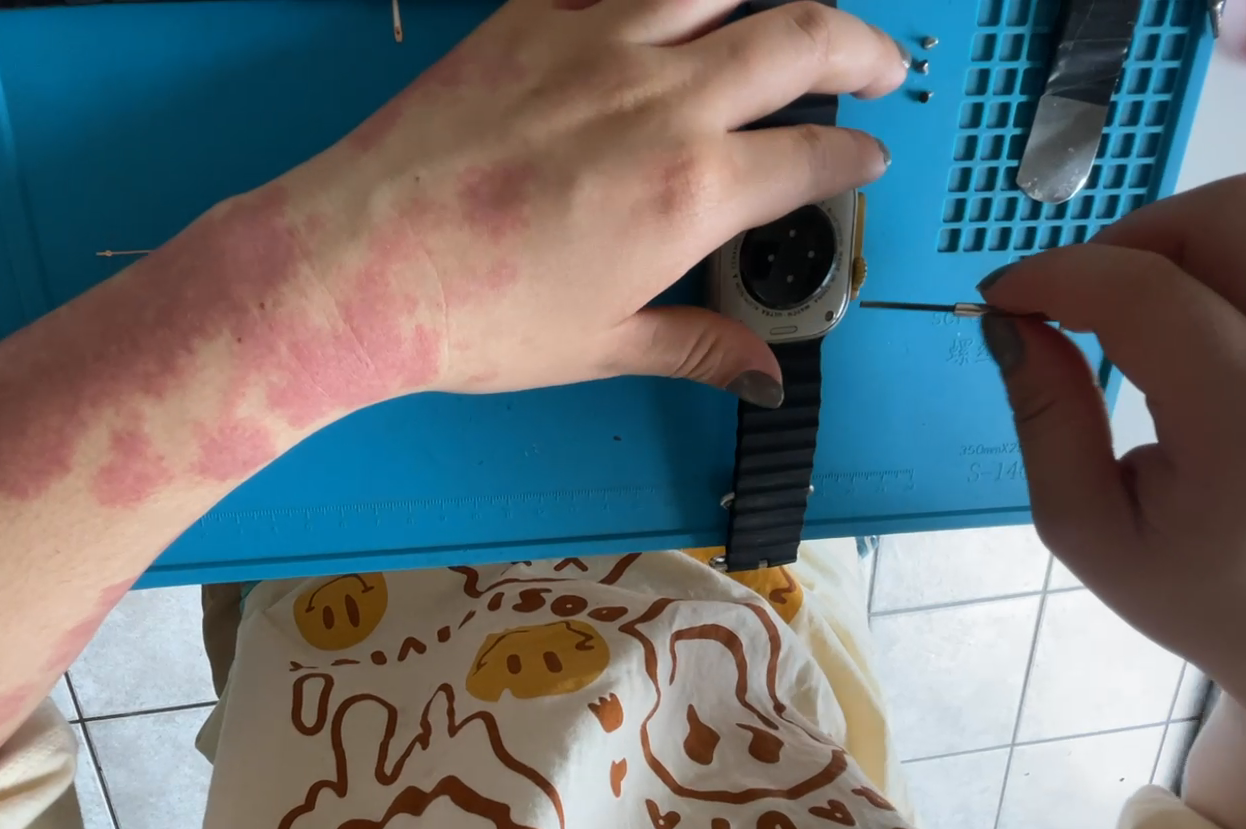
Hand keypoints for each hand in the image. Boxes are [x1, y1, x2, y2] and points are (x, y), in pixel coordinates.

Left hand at [222, 0, 906, 412]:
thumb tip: (760, 376)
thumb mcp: (601, 346)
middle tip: (884, 66)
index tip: (863, 164)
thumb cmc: (472, 317)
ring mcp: (595, 42)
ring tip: (802, 16)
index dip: (852, 161)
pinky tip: (677, 6)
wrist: (360, 267)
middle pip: (802, 33)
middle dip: (864, 46)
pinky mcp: (533, 18)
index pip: (810, 159)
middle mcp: (658, 99)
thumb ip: (696, 347)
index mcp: (685, 191)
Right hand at [979, 175, 1245, 754]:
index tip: (1004, 296)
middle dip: (1123, 238)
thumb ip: (1046, 417)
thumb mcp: (1088, 528)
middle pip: (1232, 211)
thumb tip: (1011, 326)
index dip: (1049, 274)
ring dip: (1194, 235)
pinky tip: (1218, 311)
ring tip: (1143, 298)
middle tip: (1074, 296)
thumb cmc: (1208, 600)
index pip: (1137, 288)